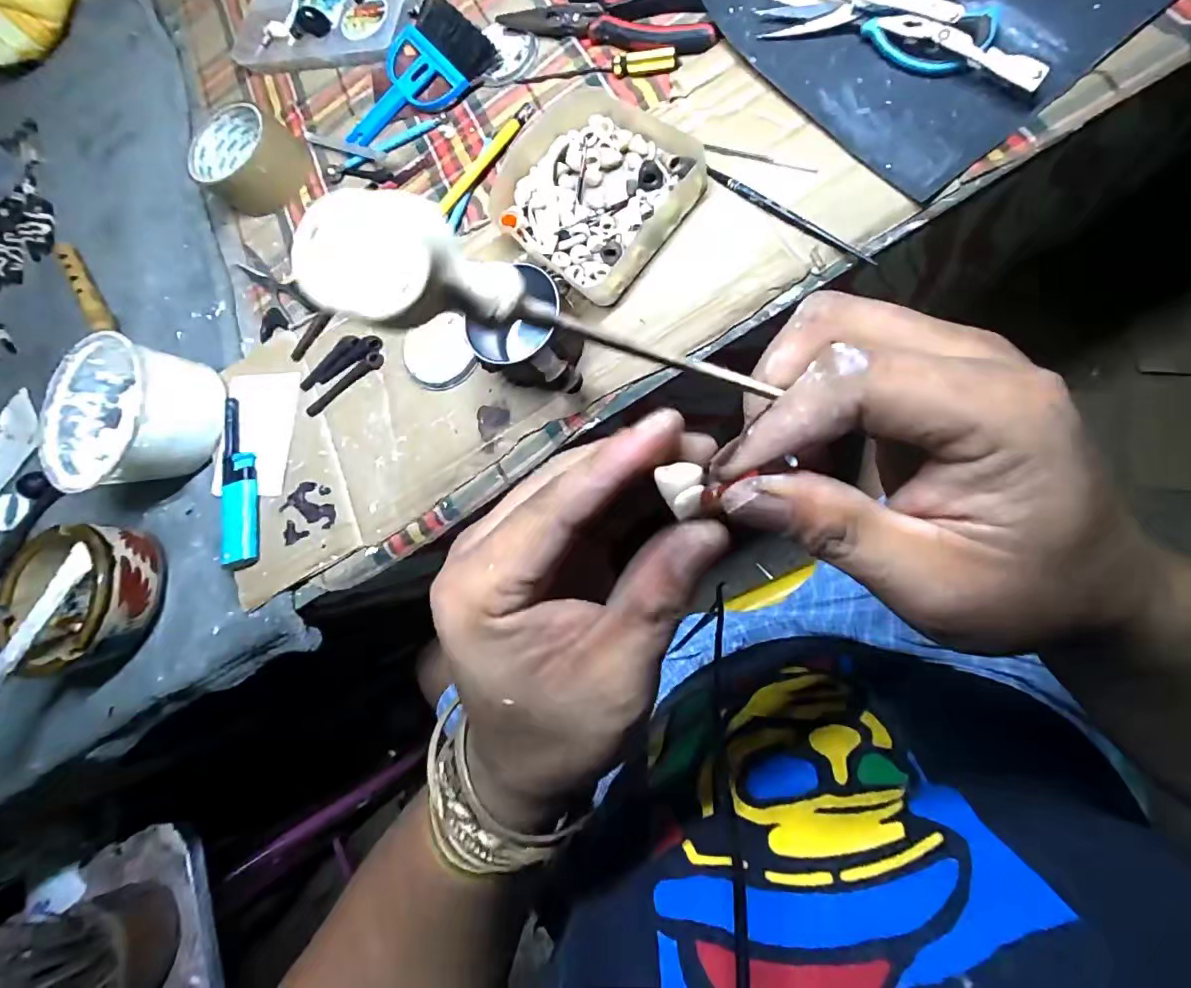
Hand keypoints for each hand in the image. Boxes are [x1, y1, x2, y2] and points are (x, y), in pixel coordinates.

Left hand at [430, 410, 728, 829]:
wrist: (520, 765)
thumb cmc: (560, 731)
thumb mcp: (618, 672)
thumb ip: (658, 592)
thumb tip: (711, 525)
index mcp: (479, 585)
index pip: (552, 507)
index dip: (614, 462)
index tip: (667, 424)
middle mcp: (479, 550)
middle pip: (558, 485)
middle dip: (630, 460)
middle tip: (701, 445)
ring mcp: (502, 546)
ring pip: (571, 488)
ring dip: (631, 472)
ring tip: (696, 459)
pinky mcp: (530, 552)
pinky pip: (580, 510)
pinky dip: (625, 497)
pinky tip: (670, 485)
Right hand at [711, 294, 1167, 654]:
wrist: (1097, 580)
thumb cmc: (1025, 592)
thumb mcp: (927, 585)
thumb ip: (833, 530)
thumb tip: (736, 493)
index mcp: (998, 410)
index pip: (856, 379)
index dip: (780, 423)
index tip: (731, 477)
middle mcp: (978, 356)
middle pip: (835, 323)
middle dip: (773, 387)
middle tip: (759, 462)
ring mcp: (957, 348)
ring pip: (833, 321)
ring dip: (785, 382)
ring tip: (785, 453)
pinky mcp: (934, 358)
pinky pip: (846, 342)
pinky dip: (806, 385)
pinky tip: (814, 442)